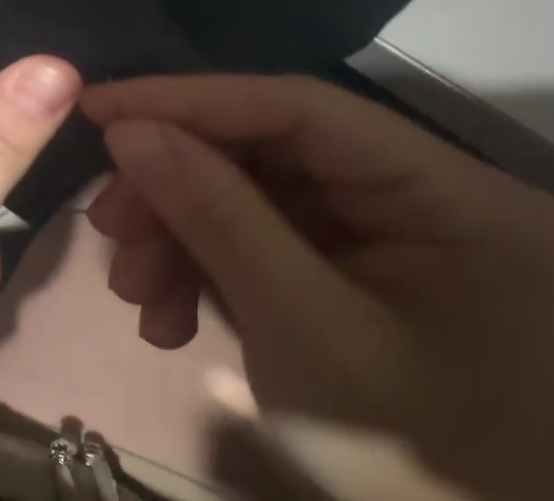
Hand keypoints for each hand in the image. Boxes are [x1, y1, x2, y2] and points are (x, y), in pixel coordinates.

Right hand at [82, 74, 553, 499]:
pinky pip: (268, 251)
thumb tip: (126, 129)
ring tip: (134, 296)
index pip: (302, 110)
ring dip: (179, 243)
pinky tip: (170, 320)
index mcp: (460, 202)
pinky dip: (207, 276)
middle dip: (174, 193)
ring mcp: (401, 251)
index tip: (93, 109)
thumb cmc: (415, 454)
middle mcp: (435, 208)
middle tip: (107, 229)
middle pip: (269, 159)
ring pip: (255, 205)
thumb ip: (215, 215)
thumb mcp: (302, 329)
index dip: (188, 99)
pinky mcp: (367, 288)